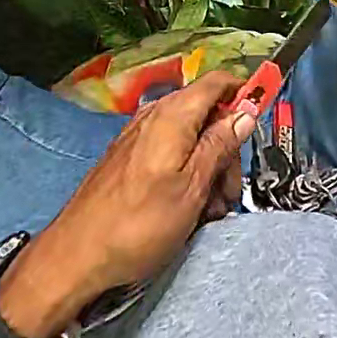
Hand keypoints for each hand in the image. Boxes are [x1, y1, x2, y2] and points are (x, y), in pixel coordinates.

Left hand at [0, 72, 256, 337]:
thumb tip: (245, 112)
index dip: (244, 95)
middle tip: (229, 193)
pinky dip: (186, 173)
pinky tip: (187, 208)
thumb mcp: (192, 186)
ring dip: (208, 167)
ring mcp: (140, 135)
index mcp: (173, 113)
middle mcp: (155, 115)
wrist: (76, 255)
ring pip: (190, 137)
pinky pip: (170, 151)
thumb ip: (220, 144)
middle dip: (227, 149)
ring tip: (208, 210)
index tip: (260, 124)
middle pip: (207, 114)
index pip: (217, 82)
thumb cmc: (138, 223)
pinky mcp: (129, 156)